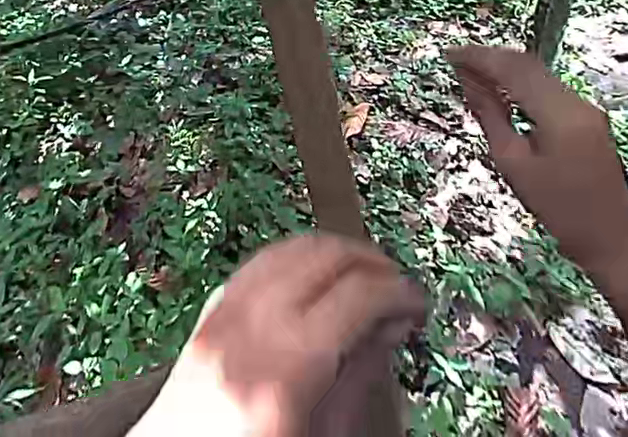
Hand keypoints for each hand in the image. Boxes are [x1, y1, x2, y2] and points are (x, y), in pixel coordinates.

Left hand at [131, 235, 424, 436]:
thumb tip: (390, 324)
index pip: (353, 297)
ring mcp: (224, 312)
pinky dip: (295, 255)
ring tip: (364, 271)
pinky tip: (316, 270)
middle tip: (396, 282)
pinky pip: (261, 260)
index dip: (395, 291)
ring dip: (332, 251)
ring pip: (289, 248)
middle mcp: (250, 329)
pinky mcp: (211, 307)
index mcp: (284, 373)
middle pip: (321, 258)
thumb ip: (358, 380)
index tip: (417, 299)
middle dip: (367, 260)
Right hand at [446, 45, 627, 289]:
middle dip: (488, 57)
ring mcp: (585, 106)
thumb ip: (489, 114)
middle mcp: (577, 102)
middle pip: (526, 64)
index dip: (478, 57)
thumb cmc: (557, 208)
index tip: (449, 55)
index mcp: (560, 114)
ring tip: (469, 70)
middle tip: (455, 59)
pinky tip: (496, 85)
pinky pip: (545, 84)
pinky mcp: (585, 114)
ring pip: (536, 71)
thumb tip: (467, 80)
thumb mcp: (511, 161)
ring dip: (502, 66)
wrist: (611, 239)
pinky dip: (517, 79)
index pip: (513, 70)